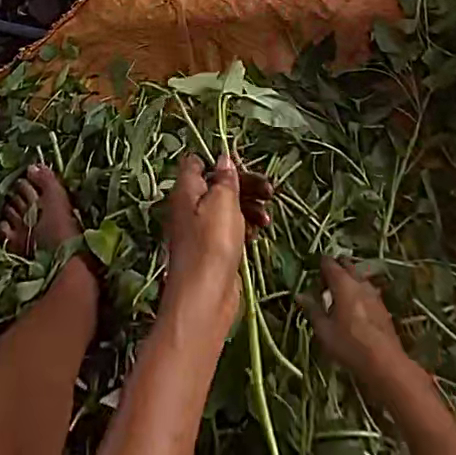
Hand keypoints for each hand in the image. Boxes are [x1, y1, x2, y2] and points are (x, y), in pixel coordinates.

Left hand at [161, 154, 249, 327]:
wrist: (205, 297)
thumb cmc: (212, 243)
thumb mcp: (223, 201)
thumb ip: (225, 178)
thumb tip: (223, 158)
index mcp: (186, 189)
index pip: (196, 162)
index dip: (219, 160)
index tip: (243, 165)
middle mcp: (190, 206)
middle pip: (218, 184)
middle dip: (245, 185)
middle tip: (269, 192)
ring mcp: (200, 229)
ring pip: (227, 207)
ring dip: (250, 207)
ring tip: (266, 220)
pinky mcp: (212, 249)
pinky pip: (230, 229)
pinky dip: (245, 227)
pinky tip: (258, 234)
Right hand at [300, 257, 409, 384]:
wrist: (385, 363)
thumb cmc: (349, 344)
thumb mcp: (324, 330)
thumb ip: (312, 309)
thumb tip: (301, 295)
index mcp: (343, 283)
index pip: (329, 263)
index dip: (320, 267)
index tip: (314, 278)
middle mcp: (359, 282)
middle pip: (346, 266)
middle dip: (335, 271)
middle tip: (325, 287)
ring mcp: (373, 293)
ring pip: (358, 278)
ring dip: (348, 282)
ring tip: (339, 299)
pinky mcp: (382, 307)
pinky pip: (367, 291)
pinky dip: (359, 294)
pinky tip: (355, 311)